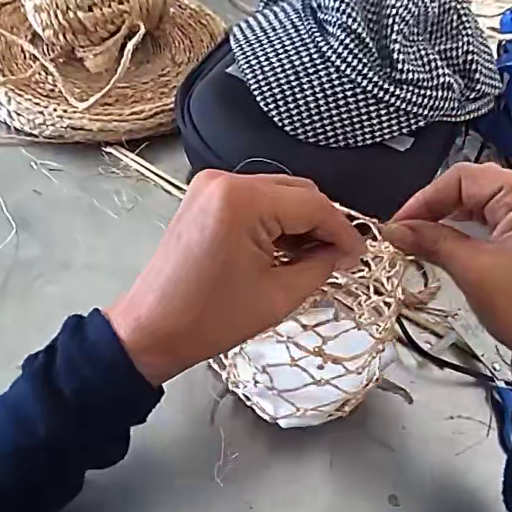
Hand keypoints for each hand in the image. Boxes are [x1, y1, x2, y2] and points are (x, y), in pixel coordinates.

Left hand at [108, 170, 364, 384]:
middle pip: (298, 191)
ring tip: (316, 259)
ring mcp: (211, 186)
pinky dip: (276, 222)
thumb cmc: (209, 319)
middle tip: (340, 259)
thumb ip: (320, 266)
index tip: (359, 255)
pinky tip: (287, 250)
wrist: (152, 329)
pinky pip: (255, 202)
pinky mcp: (205, 199)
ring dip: (301, 223)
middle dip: (324, 225)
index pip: (313, 205)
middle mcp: (225, 181)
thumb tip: (342, 252)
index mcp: (243, 201)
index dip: (344, 231)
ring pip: (279, 195)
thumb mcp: (279, 296)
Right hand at [384, 162, 511, 370]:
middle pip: (472, 188)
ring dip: (448, 224)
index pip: (463, 178)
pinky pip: (494, 224)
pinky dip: (468, 235)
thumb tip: (395, 229)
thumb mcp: (475, 272)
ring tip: (419, 245)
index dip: (423, 200)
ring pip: (481, 206)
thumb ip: (432, 242)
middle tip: (403, 237)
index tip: (396, 226)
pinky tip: (447, 249)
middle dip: (435, 212)